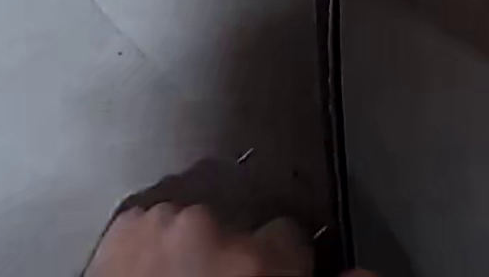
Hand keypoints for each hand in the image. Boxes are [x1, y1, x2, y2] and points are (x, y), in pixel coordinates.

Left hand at [85, 204, 330, 276]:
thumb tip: (362, 271)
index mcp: (259, 262)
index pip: (291, 234)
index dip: (283, 268)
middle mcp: (215, 225)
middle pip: (243, 224)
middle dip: (238, 256)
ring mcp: (165, 218)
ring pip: (198, 219)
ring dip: (196, 247)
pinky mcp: (125, 221)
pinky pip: (156, 220)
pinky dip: (157, 243)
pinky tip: (149, 275)